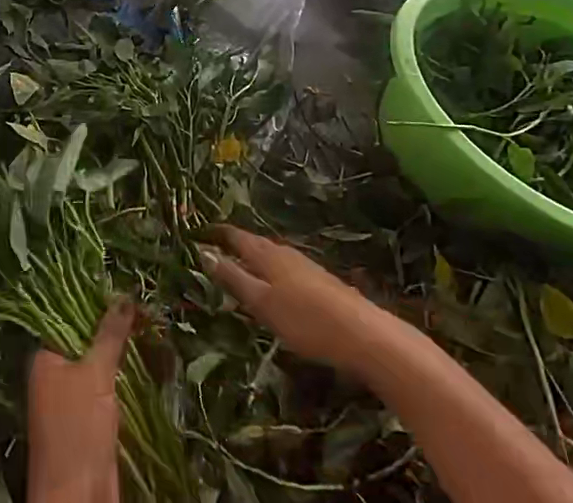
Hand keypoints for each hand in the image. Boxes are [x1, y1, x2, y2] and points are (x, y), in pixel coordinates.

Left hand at [27, 299, 137, 502]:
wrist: (78, 497)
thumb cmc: (78, 429)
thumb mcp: (95, 375)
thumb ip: (108, 336)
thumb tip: (124, 296)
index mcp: (44, 357)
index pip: (68, 318)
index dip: (95, 305)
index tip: (125, 293)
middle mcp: (53, 374)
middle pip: (86, 343)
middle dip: (114, 332)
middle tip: (147, 312)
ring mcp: (70, 400)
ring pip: (100, 368)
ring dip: (124, 357)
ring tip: (155, 332)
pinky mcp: (88, 423)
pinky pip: (108, 392)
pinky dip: (126, 382)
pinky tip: (150, 369)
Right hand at [196, 226, 408, 375]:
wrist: (371, 340)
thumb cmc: (307, 320)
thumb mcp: (261, 302)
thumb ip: (233, 278)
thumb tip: (203, 252)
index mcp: (268, 256)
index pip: (237, 237)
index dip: (219, 233)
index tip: (202, 231)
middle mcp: (288, 255)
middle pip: (258, 244)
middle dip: (239, 243)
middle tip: (220, 246)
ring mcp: (311, 269)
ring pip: (276, 256)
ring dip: (259, 258)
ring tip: (246, 265)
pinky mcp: (327, 286)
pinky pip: (291, 270)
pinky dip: (277, 271)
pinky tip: (281, 286)